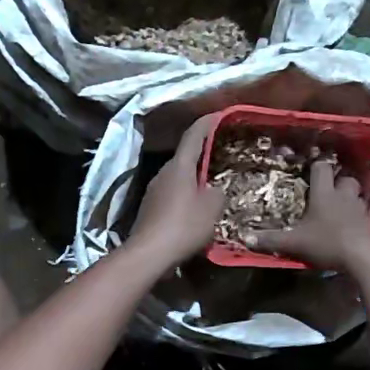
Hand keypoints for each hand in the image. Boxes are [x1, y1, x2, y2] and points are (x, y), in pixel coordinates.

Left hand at [127, 113, 226, 265]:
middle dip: (202, 155)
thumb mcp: (212, 208)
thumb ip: (217, 193)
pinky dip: (184, 197)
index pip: (193, 135)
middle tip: (220, 157)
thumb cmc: (184, 226)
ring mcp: (153, 192)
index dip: (206, 123)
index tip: (218, 115)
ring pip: (178, 179)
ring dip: (193, 181)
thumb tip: (213, 190)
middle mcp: (163, 173)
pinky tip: (194, 212)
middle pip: (185, 158)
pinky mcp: (149, 210)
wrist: (149, 254)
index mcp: (179, 166)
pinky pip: (171, 196)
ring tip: (211, 188)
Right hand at [245, 160, 369, 271]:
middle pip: (345, 179)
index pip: (321, 168)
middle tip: (328, 191)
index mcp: (324, 194)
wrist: (366, 256)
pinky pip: (365, 215)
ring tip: (340, 210)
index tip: (310, 169)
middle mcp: (344, 196)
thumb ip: (271, 240)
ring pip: (356, 196)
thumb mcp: (295, 243)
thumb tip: (245, 238)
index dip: (315, 166)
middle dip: (337, 182)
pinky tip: (351, 229)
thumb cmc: (328, 241)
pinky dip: (358, 219)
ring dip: (349, 200)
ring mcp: (361, 209)